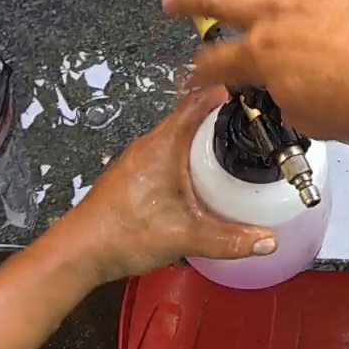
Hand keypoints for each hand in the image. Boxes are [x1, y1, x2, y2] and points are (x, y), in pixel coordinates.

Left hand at [46, 87, 277, 285]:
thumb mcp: (185, 237)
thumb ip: (230, 240)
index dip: (224, 94)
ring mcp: (139, 159)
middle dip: (220, 115)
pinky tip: (204, 172)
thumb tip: (270, 241)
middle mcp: (150, 145)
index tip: (252, 94)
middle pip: (189, 116)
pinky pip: (168, 150)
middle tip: (253, 123)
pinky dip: (189, 151)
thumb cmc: (127, 235)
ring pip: (178, 134)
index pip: (196, 103)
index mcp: (164, 146)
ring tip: (235, 144)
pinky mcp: (133, 173)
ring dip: (203, 134)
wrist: (77, 254)